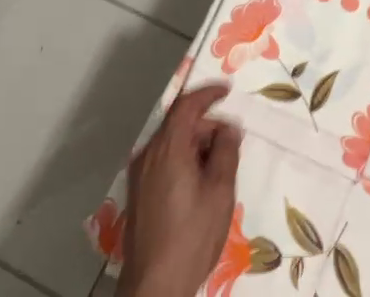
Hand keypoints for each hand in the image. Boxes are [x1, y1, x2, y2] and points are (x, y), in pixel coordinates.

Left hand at [120, 85, 242, 296]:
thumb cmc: (192, 236)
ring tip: (219, 167)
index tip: (227, 91)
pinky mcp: (138, 192)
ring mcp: (139, 174)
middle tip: (232, 143)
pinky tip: (200, 183)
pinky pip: (163, 161)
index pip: (186, 106)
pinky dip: (183, 159)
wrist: (154, 283)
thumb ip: (226, 153)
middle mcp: (148, 154)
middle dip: (206, 125)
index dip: (207, 93)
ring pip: (170, 143)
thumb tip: (228, 128)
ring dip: (195, 144)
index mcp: (168, 149)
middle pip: (178, 124)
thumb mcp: (220, 192)